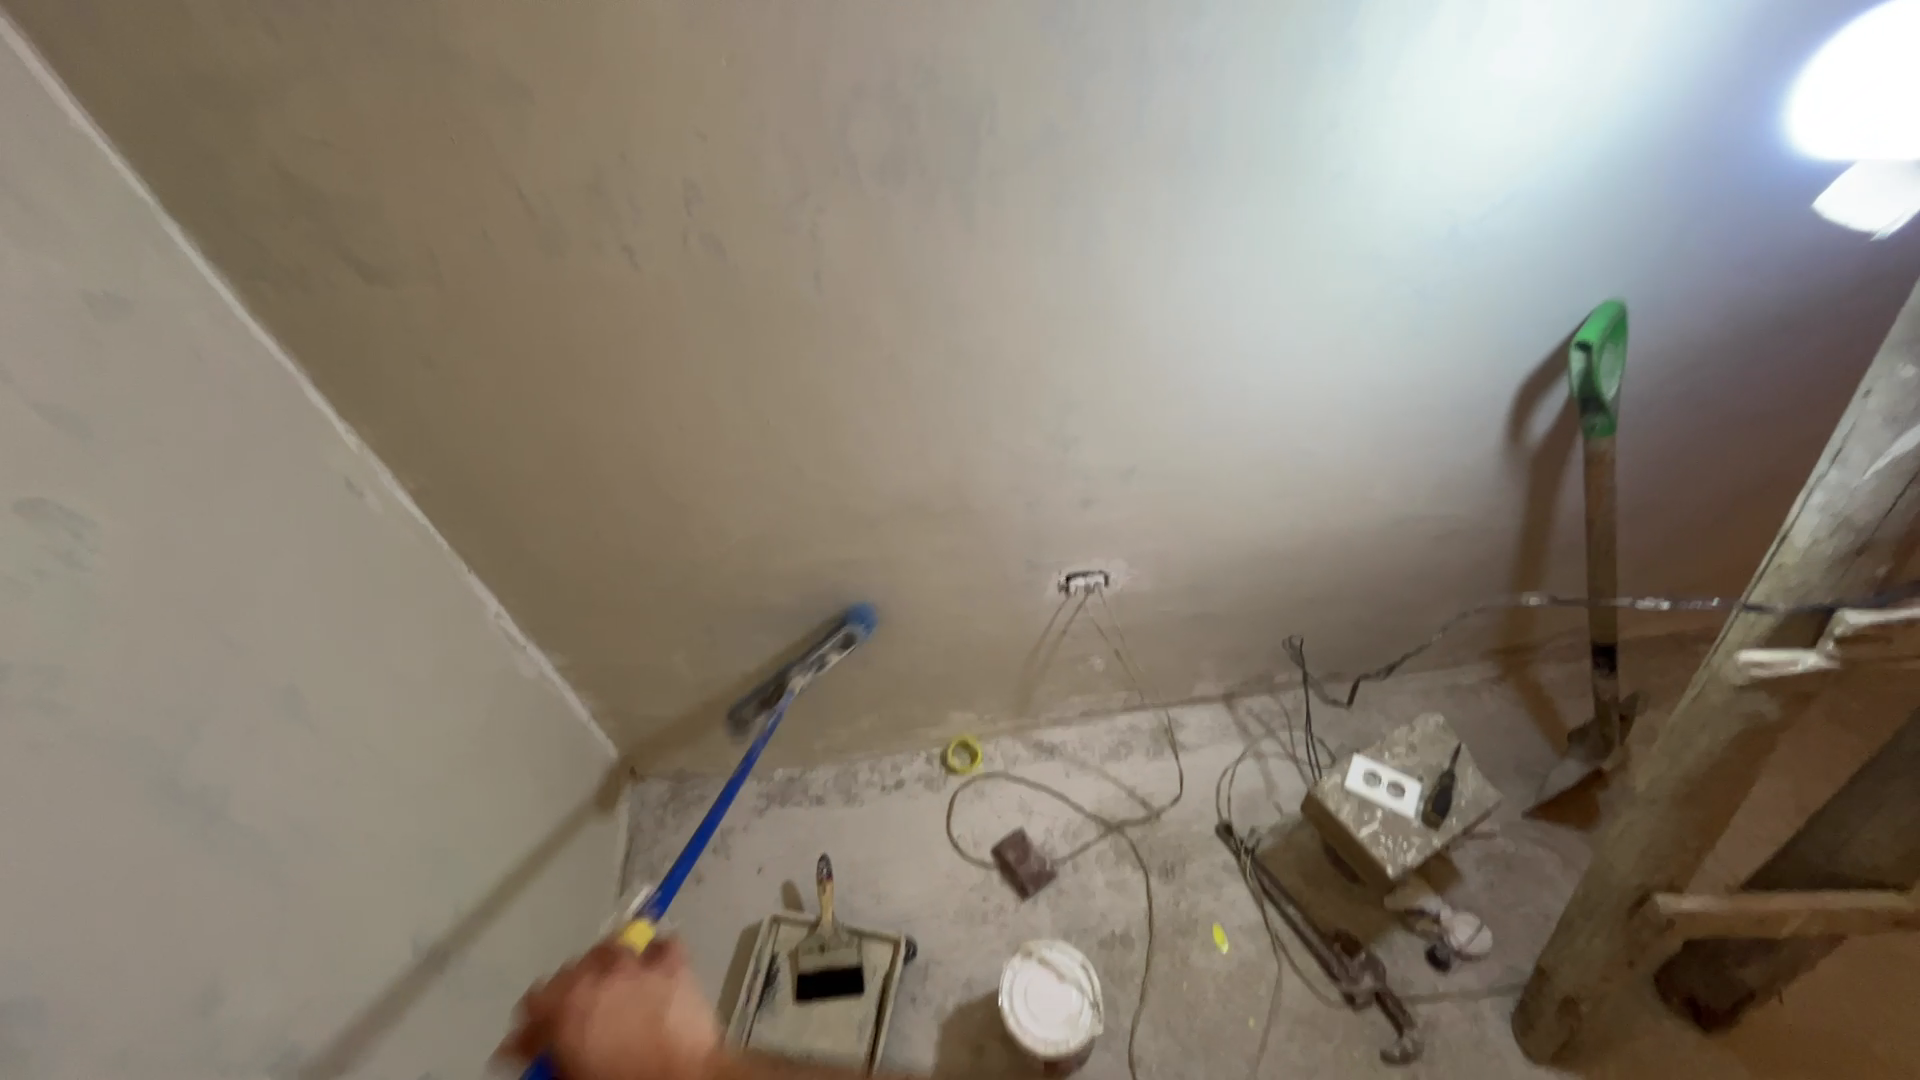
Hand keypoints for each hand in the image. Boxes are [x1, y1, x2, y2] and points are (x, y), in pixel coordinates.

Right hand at [497, 937, 722, 1079]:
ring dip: (606, 966)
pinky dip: (655, 955)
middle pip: (570, 970)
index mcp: (564, 1009)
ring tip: (613, 988)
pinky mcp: (673, 963)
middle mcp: (596, 977)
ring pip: (611, 949)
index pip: (533, 1000)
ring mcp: (637, 965)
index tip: (538, 1038)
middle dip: (569, 991)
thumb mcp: (571, 1076)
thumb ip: (547, 1057)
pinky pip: (661, 946)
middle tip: (579, 1016)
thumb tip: (527, 1049)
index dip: (534, 1022)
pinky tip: (654, 971)